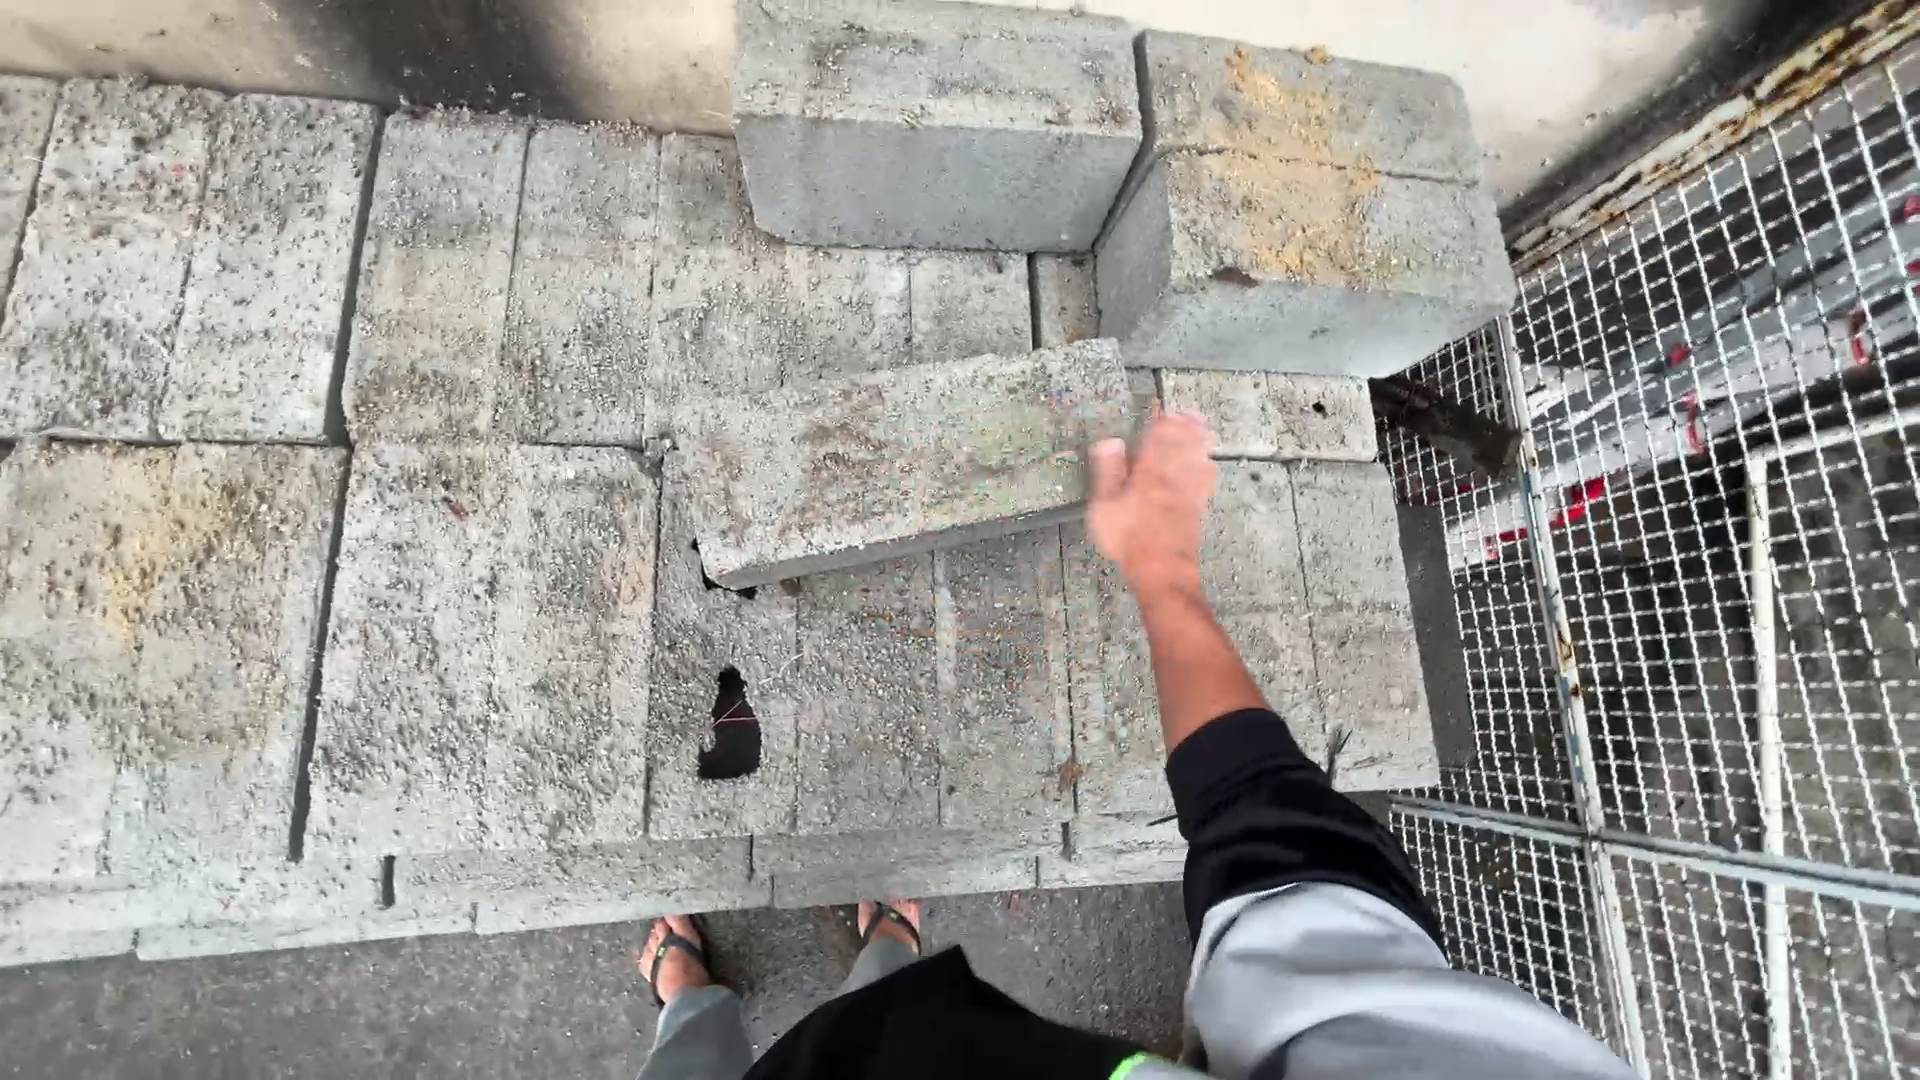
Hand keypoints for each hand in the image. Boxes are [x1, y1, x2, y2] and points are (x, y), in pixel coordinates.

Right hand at [1086, 408, 1216, 593]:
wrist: (1163, 568)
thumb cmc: (1128, 538)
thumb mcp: (1104, 506)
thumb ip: (1108, 472)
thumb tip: (1109, 442)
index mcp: (1148, 473)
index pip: (1157, 440)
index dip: (1162, 423)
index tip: (1164, 410)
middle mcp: (1172, 477)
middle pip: (1182, 446)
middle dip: (1185, 427)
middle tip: (1189, 413)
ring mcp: (1188, 493)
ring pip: (1197, 459)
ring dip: (1200, 442)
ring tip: (1203, 428)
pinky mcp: (1197, 509)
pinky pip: (1206, 481)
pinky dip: (1208, 466)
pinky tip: (1210, 463)